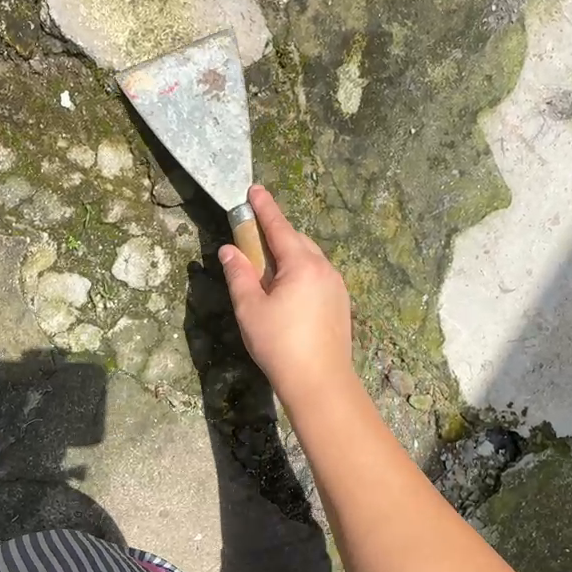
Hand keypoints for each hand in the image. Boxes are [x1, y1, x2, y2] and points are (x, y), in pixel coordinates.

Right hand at [219, 186, 356, 407]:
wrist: (320, 382)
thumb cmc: (280, 345)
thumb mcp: (249, 310)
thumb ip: (239, 275)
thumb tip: (229, 251)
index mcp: (301, 264)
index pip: (279, 226)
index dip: (264, 207)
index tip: (253, 189)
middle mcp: (324, 268)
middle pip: (297, 240)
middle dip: (276, 233)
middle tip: (254, 238)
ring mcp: (337, 286)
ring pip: (311, 259)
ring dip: (290, 255)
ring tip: (269, 269)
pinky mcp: (341, 304)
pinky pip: (319, 276)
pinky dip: (302, 273)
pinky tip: (289, 292)